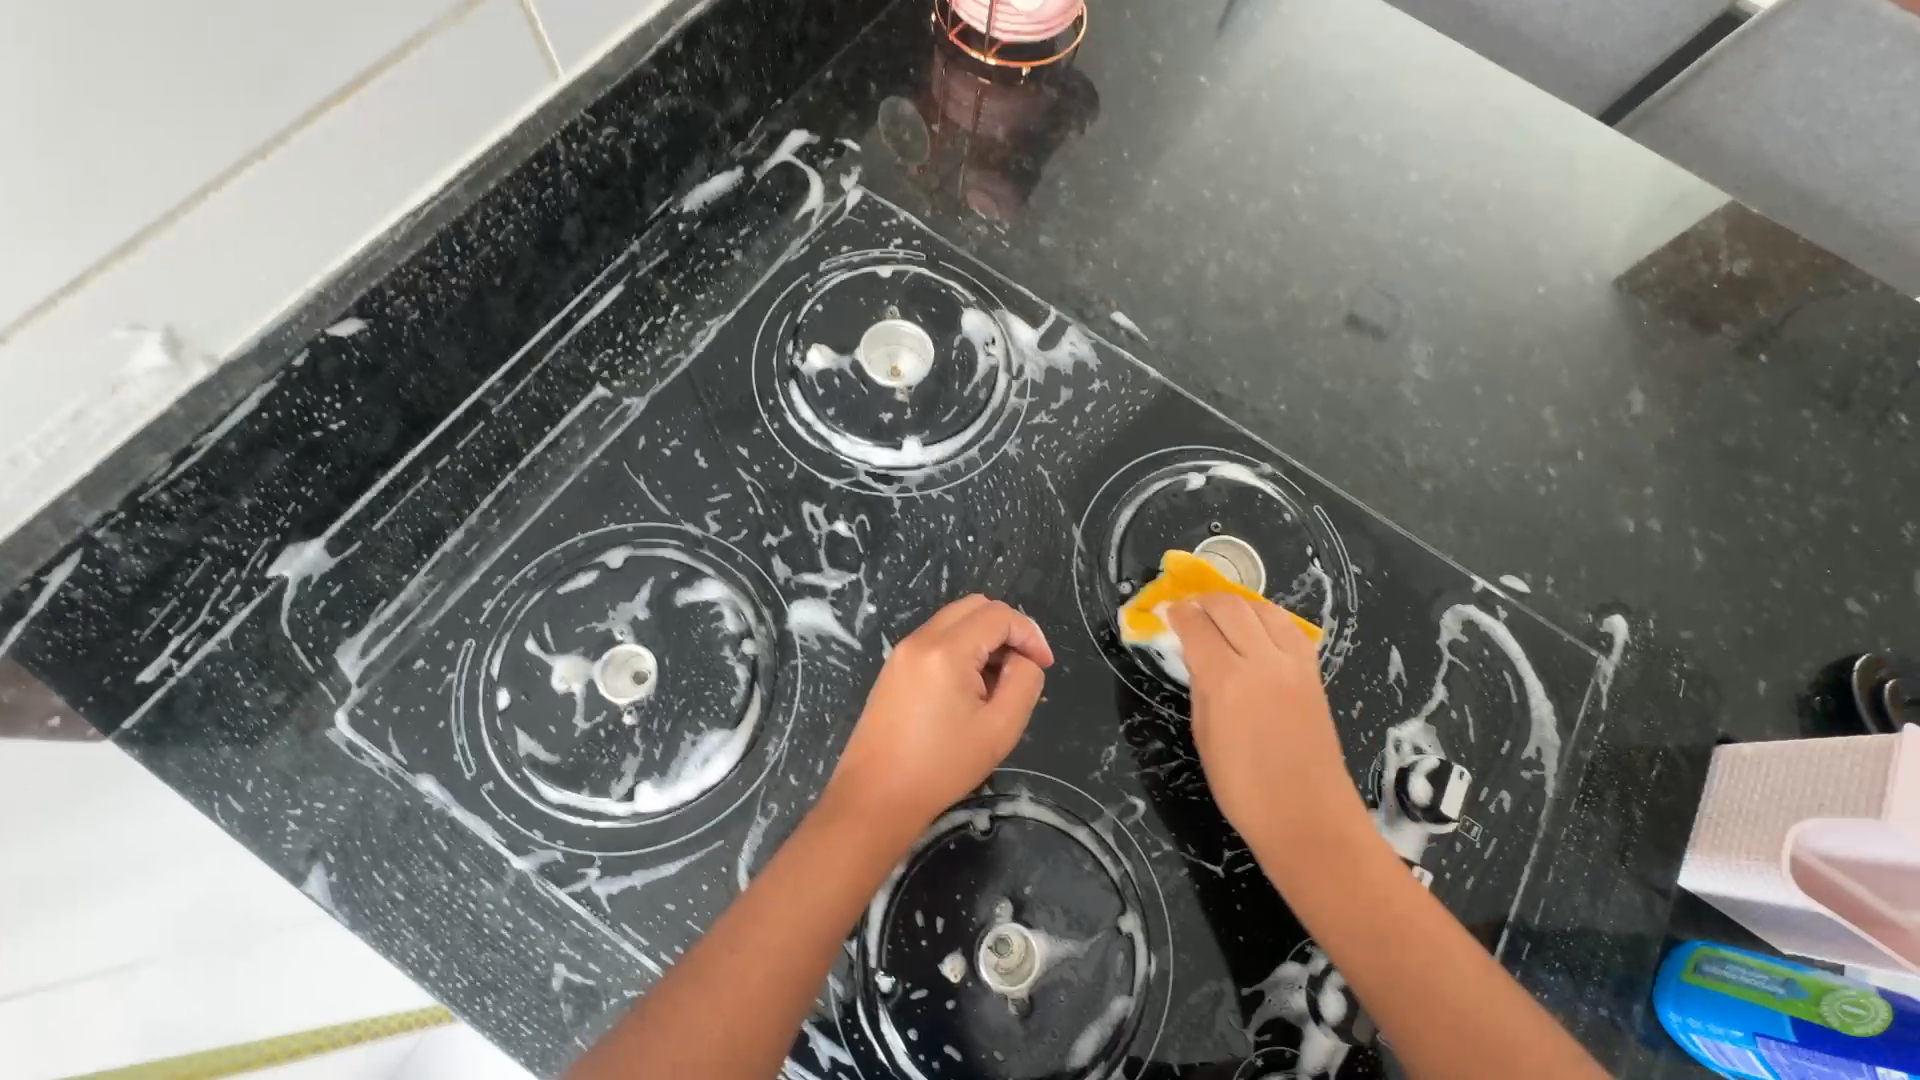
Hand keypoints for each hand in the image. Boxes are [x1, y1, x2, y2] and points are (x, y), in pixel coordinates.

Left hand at [826, 595, 1054, 832]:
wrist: (875, 797)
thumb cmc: (941, 767)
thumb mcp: (1000, 728)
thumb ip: (1024, 683)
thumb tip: (1024, 660)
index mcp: (946, 651)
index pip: (998, 615)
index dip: (1030, 634)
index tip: (1044, 665)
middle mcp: (920, 640)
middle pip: (975, 607)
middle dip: (1008, 630)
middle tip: (1024, 667)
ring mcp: (902, 653)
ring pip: (955, 621)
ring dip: (985, 639)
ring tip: (998, 684)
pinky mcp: (894, 669)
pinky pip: (937, 640)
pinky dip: (962, 650)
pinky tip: (970, 691)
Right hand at [1168, 594, 1367, 849]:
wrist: (1307, 815)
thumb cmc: (1243, 787)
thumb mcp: (1204, 734)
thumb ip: (1200, 687)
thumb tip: (1196, 657)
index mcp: (1226, 680)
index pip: (1196, 626)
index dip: (1178, 614)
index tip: (1167, 612)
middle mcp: (1262, 661)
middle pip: (1230, 607)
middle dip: (1205, 601)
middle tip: (1190, 609)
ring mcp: (1294, 664)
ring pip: (1264, 609)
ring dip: (1238, 605)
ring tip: (1222, 615)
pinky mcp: (1314, 672)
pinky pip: (1288, 628)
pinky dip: (1267, 619)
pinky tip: (1256, 631)